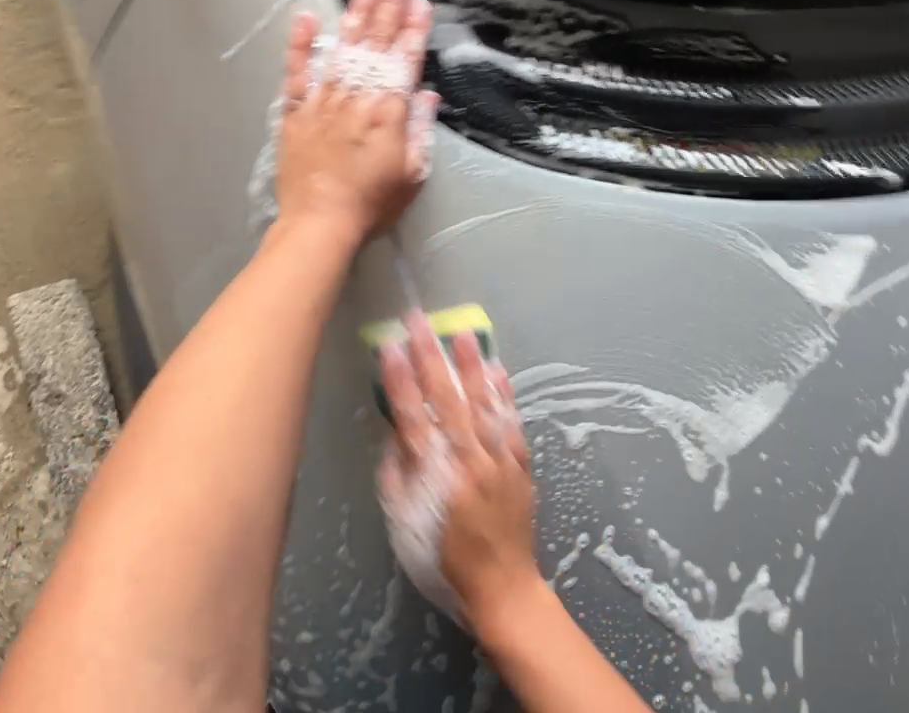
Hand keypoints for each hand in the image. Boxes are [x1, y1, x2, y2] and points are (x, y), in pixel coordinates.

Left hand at [275, 0, 436, 242]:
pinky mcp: (295, 113)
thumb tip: (425, 94)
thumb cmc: (371, 204)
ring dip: (355, 15)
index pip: (404, 61)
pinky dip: (301, 45)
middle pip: (374, 45)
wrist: (320, 223)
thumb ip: (419, 129)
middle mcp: (356, 99)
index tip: (419, 2)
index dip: (413, 29)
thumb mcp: (411, 174)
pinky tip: (306, 18)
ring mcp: (323, 102)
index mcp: (387, 113)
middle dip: (388, 6)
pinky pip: (297, 73)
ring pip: (342, 50)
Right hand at [377, 315, 539, 639]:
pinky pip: (511, 423)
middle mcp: (467, 460)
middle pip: (445, 398)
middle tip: (418, 321)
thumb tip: (393, 429)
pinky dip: (504, 394)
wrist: (502, 588)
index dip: (398, 377)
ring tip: (462, 331)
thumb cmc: (441, 559)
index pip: (411, 414)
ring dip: (471, 365)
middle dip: (429, 355)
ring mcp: (498, 460)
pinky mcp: (520, 465)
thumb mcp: (402, 523)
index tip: (388, 344)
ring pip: (482, 403)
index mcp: (434, 474)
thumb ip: (395, 472)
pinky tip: (498, 369)